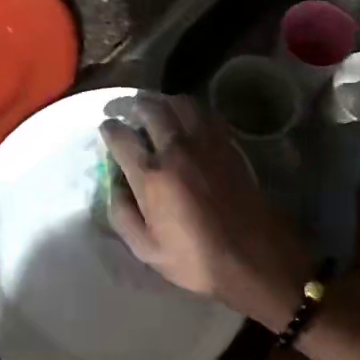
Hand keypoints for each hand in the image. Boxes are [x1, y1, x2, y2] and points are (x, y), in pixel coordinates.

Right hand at [100, 94, 308, 327]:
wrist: (253, 256)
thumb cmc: (196, 259)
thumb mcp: (146, 249)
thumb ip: (122, 214)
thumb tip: (113, 186)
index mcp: (152, 175)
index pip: (121, 136)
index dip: (109, 128)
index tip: (106, 128)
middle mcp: (176, 149)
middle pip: (149, 108)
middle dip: (131, 104)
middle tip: (124, 109)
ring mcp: (205, 143)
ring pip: (179, 103)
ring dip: (161, 100)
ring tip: (153, 107)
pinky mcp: (228, 144)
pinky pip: (205, 113)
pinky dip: (188, 109)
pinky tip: (184, 118)